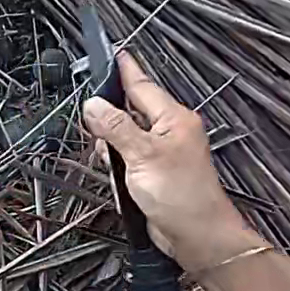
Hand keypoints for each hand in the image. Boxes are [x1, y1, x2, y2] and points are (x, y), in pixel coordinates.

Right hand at [81, 52, 260, 270]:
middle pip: (130, 111)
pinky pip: (129, 158)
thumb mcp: (142, 155)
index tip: (114, 54)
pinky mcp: (155, 173)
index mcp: (174, 119)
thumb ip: (115, 128)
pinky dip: (118, 164)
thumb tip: (94, 105)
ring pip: (126, 136)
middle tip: (91, 119)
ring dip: (112, 145)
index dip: (125, 70)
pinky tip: (117, 176)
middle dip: (109, 117)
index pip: (142, 86)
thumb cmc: (184, 197)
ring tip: (108, 157)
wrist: (197, 236)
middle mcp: (170, 133)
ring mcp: (162, 153)